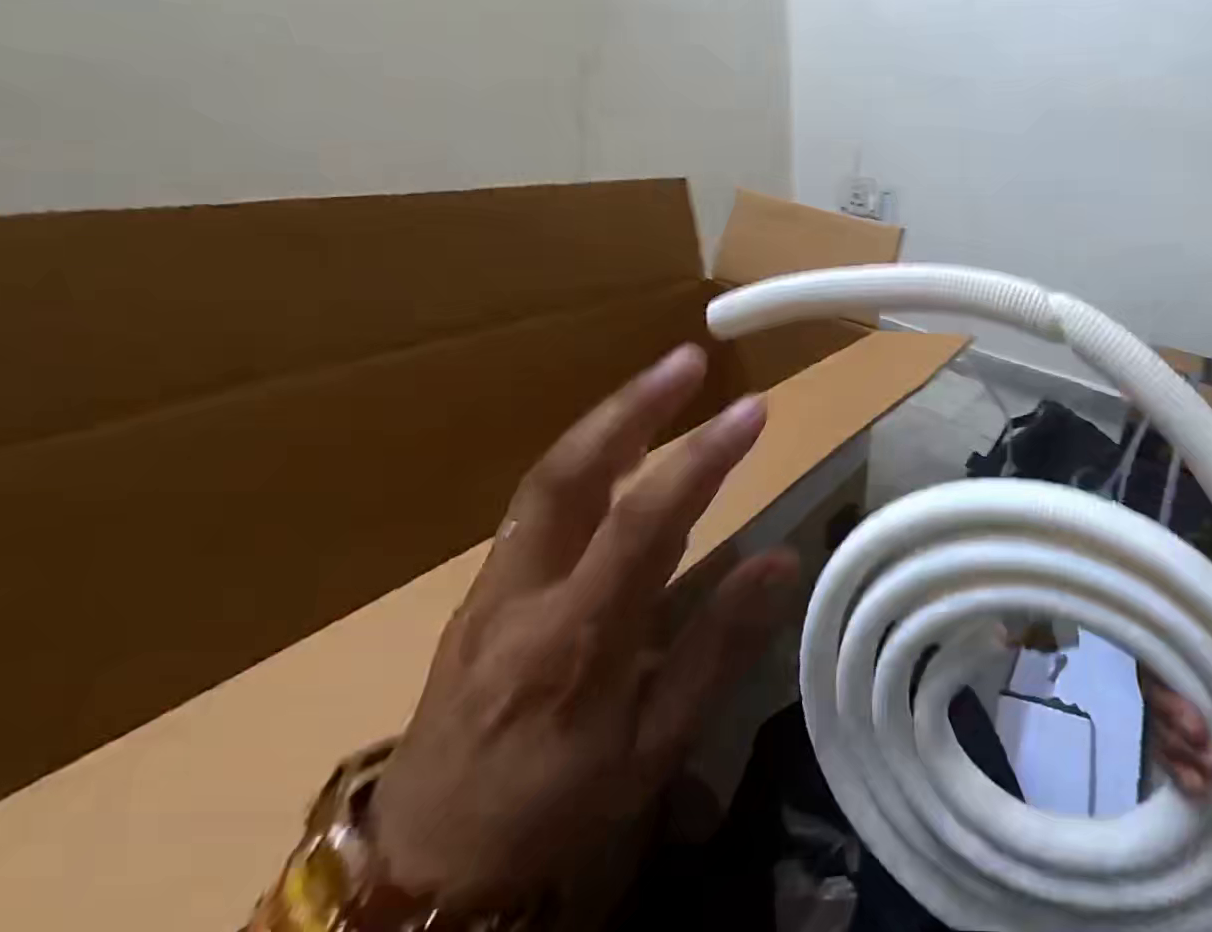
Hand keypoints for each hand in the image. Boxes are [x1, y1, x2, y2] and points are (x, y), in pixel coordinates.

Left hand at [368, 344, 800, 911]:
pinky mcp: (481, 585)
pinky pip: (538, 504)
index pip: (644, 524)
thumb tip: (781, 562)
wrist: (430, 851)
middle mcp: (525, 591)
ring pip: (547, 478)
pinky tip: (617, 449)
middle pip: (570, 473)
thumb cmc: (557, 805)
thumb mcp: (656, 745)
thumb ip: (718, 647)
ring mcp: (493, 582)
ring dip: (608, 421)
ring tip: (662, 385)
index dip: (701, 460)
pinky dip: (585, 460)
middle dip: (633, 405)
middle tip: (687, 359)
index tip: (752, 411)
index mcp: (576, 639)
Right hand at [1145, 661, 1211, 795]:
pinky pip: (1172, 750)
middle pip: (1162, 677)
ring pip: (1163, 714)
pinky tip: (1197, 790)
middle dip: (1170, 712)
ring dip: (1174, 745)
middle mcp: (1210, 671)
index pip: (1182, 636)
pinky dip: (1178, 768)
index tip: (1194, 712)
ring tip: (1208, 778)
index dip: (1172, 667)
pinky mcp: (1205, 749)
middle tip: (1202, 746)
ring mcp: (1206, 711)